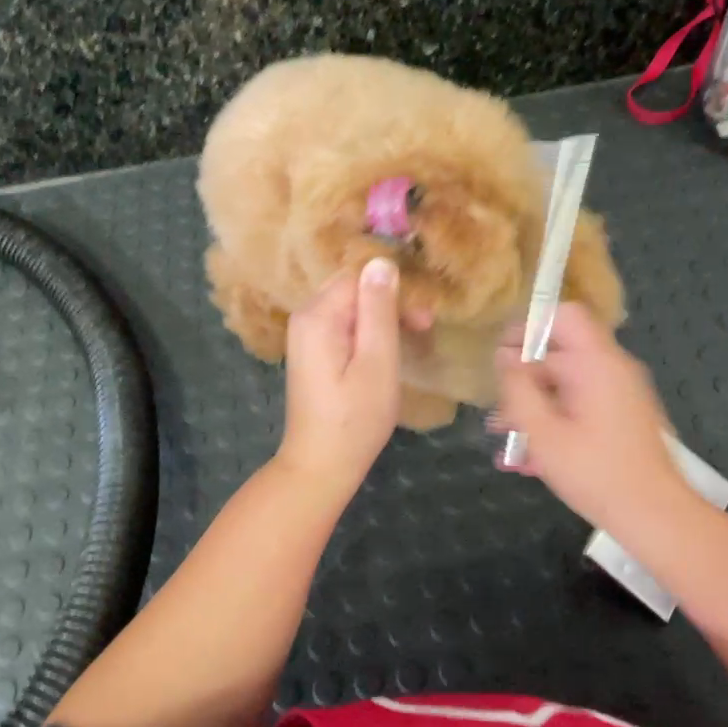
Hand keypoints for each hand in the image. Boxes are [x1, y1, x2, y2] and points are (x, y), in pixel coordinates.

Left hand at [275, 258, 401, 496]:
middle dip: (389, 300)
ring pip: (349, 305)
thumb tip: (382, 261)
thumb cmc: (355, 418)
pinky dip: (366, 331)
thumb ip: (378, 309)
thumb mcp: (377, 361)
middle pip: (352, 287)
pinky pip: (342, 324)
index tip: (422, 316)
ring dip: (381, 316)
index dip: (393, 287)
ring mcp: (305, 334)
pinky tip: (385, 350)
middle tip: (422, 328)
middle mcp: (305, 316)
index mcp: (318, 315)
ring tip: (411, 339)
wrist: (320, 464)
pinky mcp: (311, 351)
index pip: (359, 274)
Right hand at [494, 303, 695, 533]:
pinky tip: (529, 460)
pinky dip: (555, 424)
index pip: (564, 316)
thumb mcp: (543, 432)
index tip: (502, 355)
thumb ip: (518, 388)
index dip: (529, 327)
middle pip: (559, 356)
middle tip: (496, 412)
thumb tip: (505, 358)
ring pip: (565, 387)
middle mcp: (612, 370)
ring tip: (504, 441)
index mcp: (596, 363)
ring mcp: (621, 396)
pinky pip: (580, 408)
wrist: (657, 518)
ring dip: (534, 408)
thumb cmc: (596, 471)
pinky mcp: (623, 420)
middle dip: (522, 381)